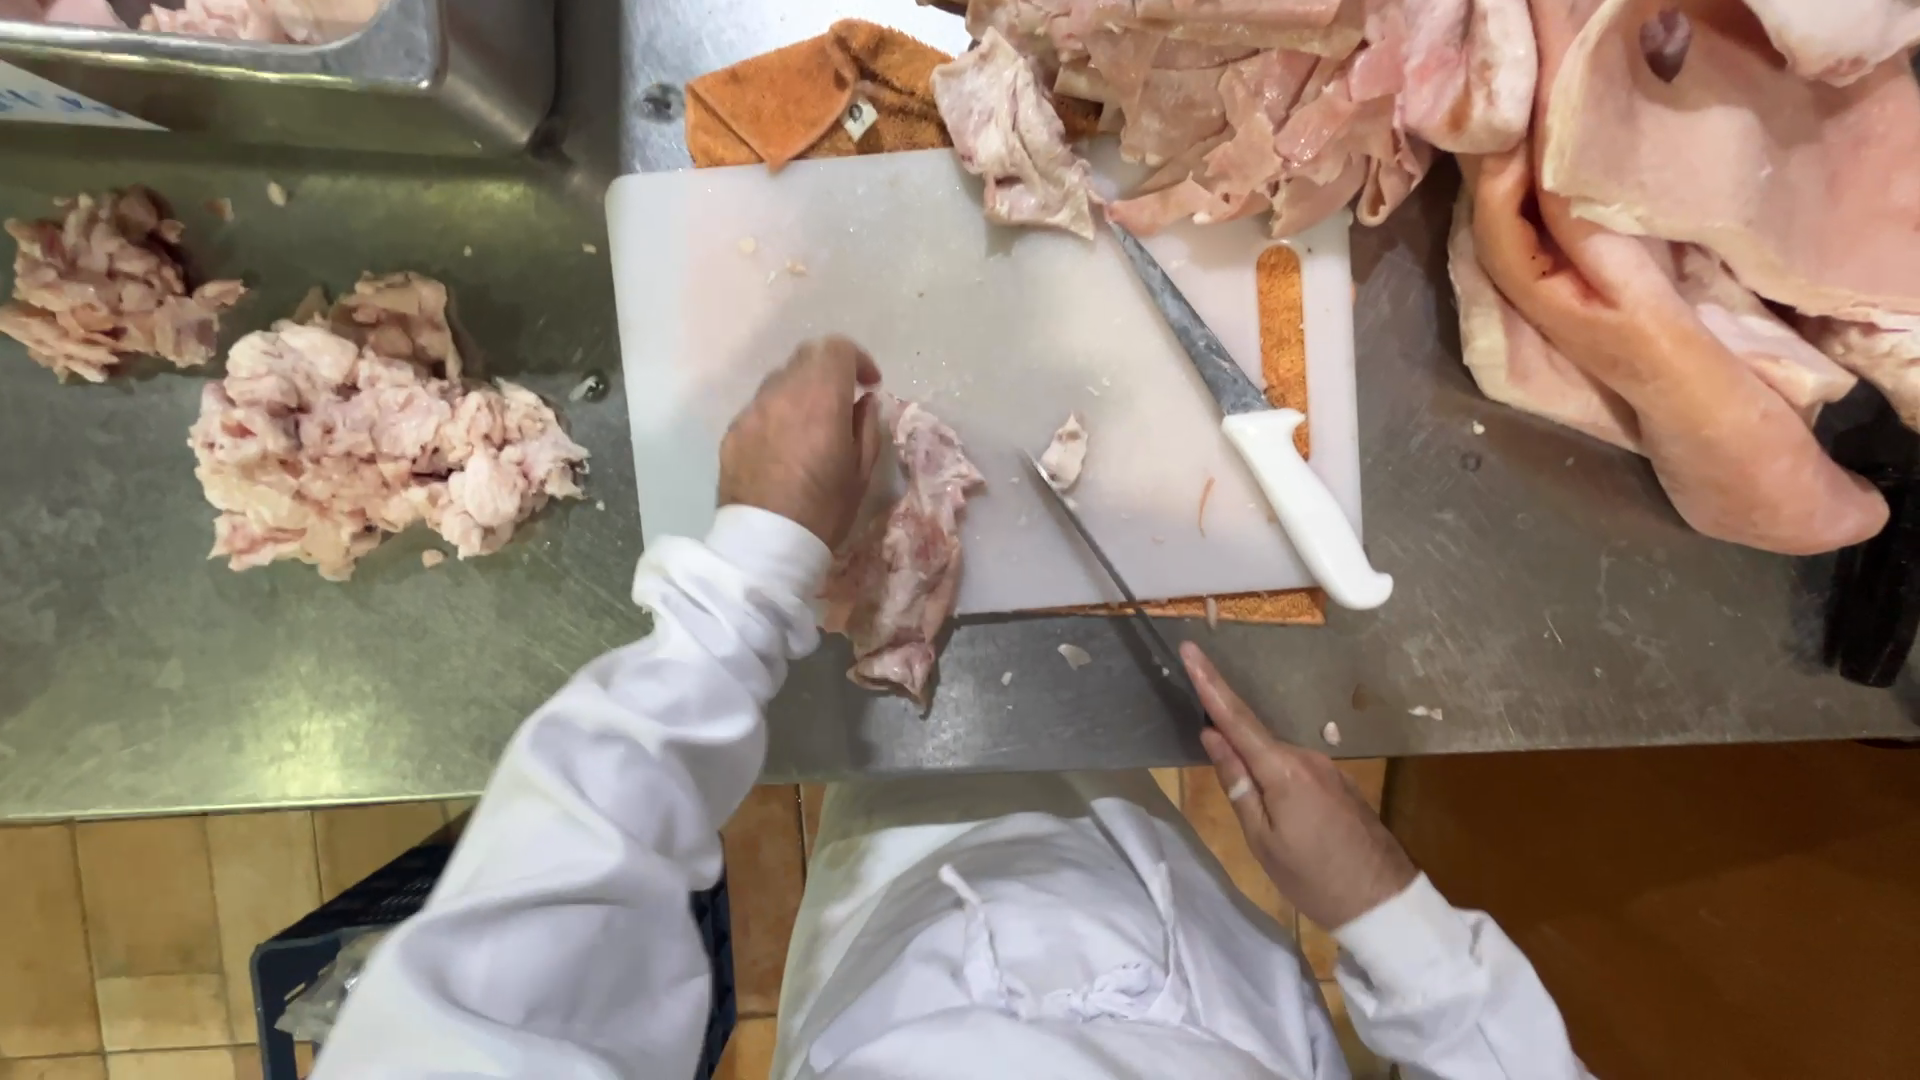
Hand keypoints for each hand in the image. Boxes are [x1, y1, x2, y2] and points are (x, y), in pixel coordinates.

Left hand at [719, 336, 884, 548]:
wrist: (765, 544)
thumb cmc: (824, 510)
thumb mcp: (862, 473)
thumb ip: (867, 427)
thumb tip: (864, 402)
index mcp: (821, 400)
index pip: (837, 349)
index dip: (858, 359)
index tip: (870, 385)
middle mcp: (782, 393)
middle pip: (807, 356)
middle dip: (830, 369)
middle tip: (844, 398)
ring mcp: (753, 410)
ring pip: (781, 379)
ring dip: (803, 390)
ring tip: (813, 423)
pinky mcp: (733, 430)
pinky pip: (761, 407)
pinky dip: (779, 412)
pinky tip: (786, 444)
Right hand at [1182, 642, 1417, 929]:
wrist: (1387, 906)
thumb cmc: (1314, 879)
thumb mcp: (1262, 839)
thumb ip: (1236, 783)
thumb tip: (1212, 736)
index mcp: (1282, 770)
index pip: (1235, 718)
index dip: (1209, 682)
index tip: (1190, 649)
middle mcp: (1306, 758)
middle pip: (1253, 735)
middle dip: (1226, 732)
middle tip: (1203, 743)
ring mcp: (1326, 768)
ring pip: (1274, 756)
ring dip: (1253, 764)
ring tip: (1250, 804)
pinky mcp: (1338, 783)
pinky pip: (1293, 769)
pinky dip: (1274, 775)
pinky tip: (1277, 807)